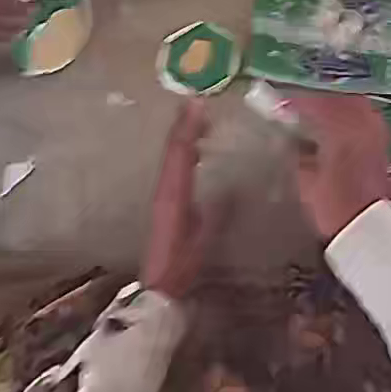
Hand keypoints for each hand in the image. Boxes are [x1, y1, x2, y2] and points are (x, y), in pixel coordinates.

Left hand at [143, 100, 211, 298]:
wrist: (158, 288)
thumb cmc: (182, 266)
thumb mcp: (203, 239)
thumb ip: (217, 213)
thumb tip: (232, 185)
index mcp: (174, 195)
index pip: (181, 154)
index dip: (189, 127)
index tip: (199, 104)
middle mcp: (165, 190)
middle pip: (174, 150)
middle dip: (185, 124)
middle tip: (199, 102)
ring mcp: (163, 195)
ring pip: (172, 157)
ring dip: (184, 135)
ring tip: (199, 118)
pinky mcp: (166, 202)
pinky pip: (174, 167)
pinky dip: (184, 150)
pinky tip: (195, 149)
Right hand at [284, 90, 390, 242]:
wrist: (368, 228)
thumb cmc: (334, 207)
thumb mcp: (307, 180)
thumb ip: (300, 152)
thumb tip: (294, 138)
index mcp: (342, 131)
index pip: (318, 105)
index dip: (297, 102)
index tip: (282, 104)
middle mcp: (364, 126)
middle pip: (341, 99)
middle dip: (321, 99)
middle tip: (301, 105)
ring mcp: (378, 134)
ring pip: (358, 106)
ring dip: (338, 105)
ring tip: (320, 113)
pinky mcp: (384, 145)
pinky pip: (367, 119)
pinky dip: (352, 117)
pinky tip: (341, 126)